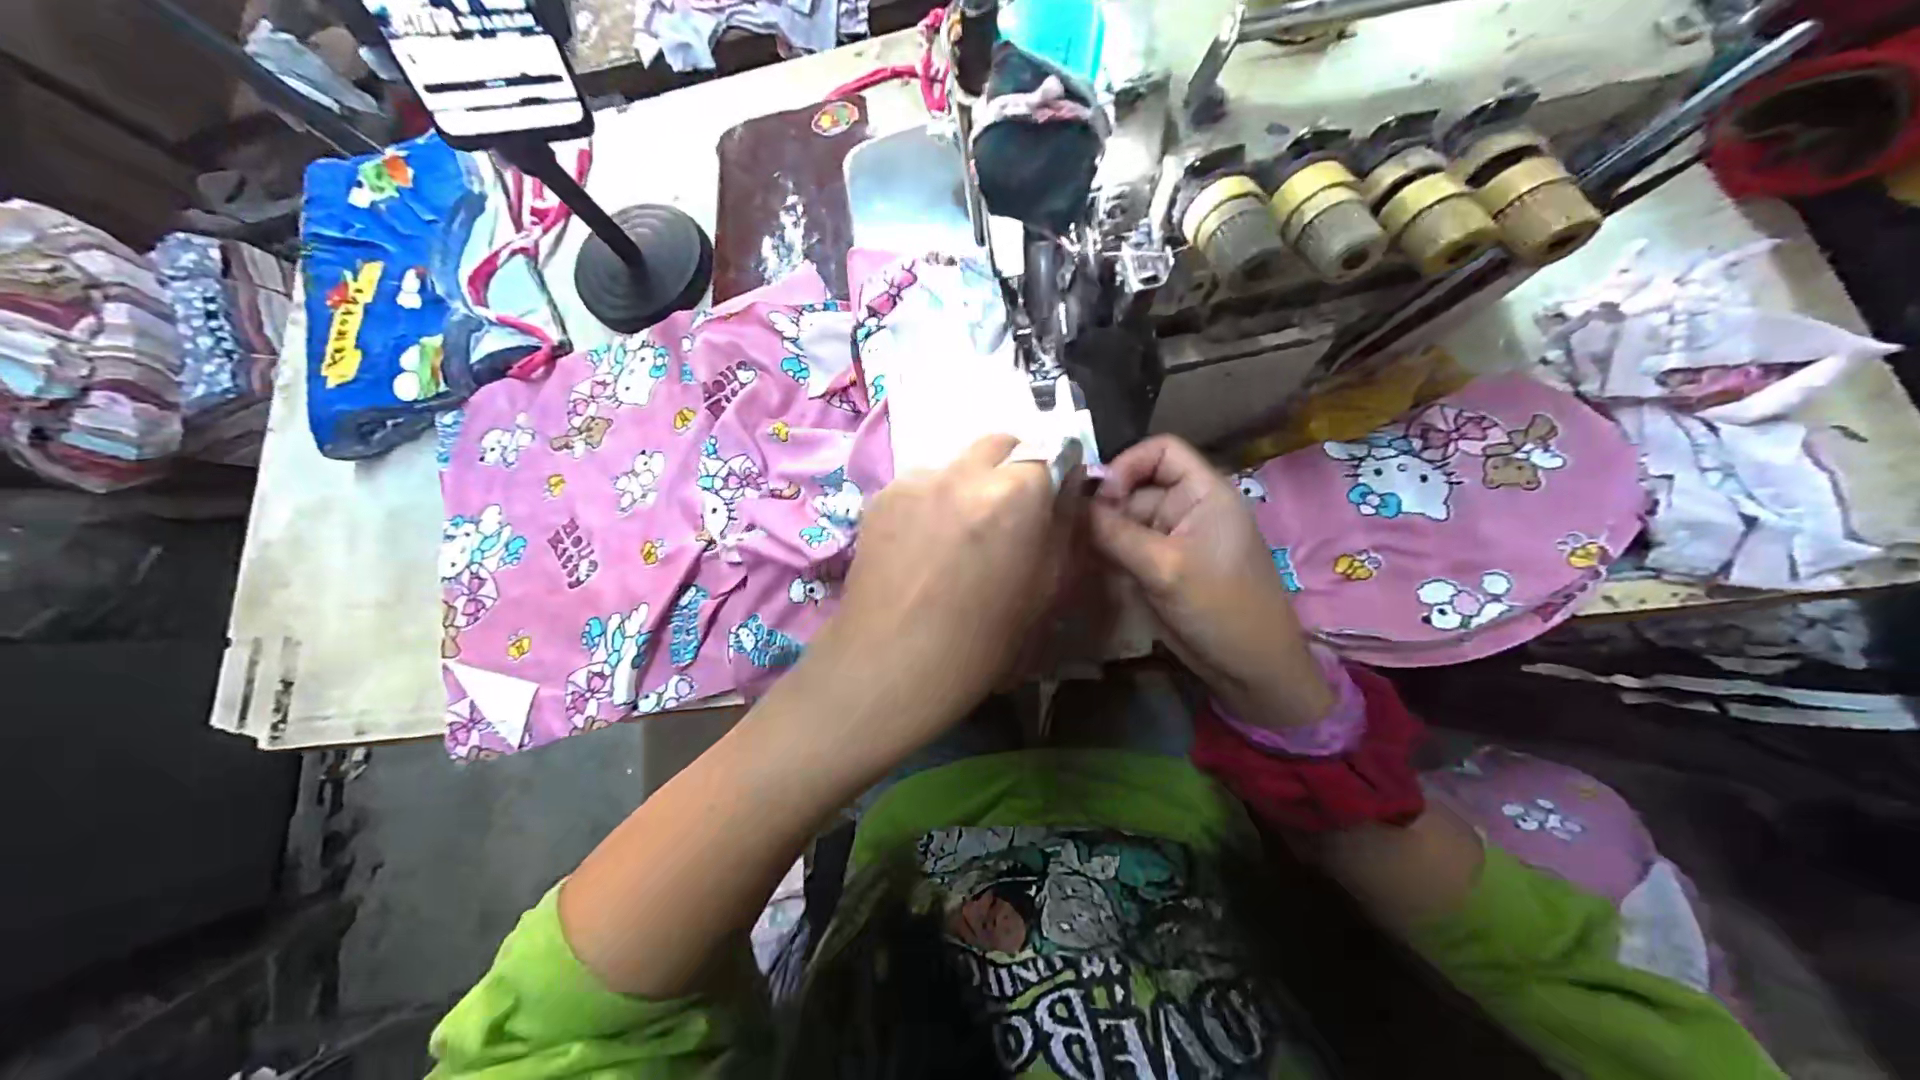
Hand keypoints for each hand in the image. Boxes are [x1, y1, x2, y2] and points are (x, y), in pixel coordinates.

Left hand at [797, 434, 1067, 758]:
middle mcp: (965, 472)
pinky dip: (932, 501)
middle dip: (1013, 467)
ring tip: (958, 534)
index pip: (1050, 453)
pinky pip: (921, 484)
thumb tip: (1066, 491)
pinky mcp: (882, 496)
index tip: (1048, 502)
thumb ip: (1060, 528)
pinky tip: (923, 545)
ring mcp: (917, 480)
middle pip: (1001, 444)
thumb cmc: (980, 642)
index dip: (1052, 477)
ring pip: (957, 463)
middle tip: (1008, 513)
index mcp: (1016, 494)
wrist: (889, 664)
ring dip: (969, 484)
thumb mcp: (1043, 590)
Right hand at [1089, 435, 1333, 728]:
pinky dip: (1107, 551)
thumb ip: (1116, 533)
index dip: (1127, 463)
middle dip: (1106, 504)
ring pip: (1126, 519)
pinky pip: (1127, 547)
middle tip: (1075, 529)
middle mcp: (1187, 508)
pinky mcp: (1160, 567)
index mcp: (1204, 493)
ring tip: (1074, 546)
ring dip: (1101, 530)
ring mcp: (1172, 539)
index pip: (1161, 451)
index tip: (1101, 496)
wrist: (1249, 668)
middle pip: (1136, 487)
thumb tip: (1073, 505)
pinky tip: (1085, 561)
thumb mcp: (1165, 567)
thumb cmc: (1220, 608)